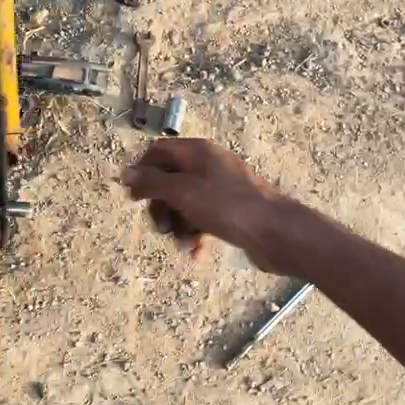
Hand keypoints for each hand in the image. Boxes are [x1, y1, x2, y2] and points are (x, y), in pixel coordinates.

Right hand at [122, 139, 293, 261]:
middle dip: (160, 207)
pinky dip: (195, 234)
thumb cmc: (228, 207)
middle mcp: (208, 166)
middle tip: (161, 228)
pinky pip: (201, 219)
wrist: (277, 234)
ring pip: (183, 204)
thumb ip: (152, 182)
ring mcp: (220, 189)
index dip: (142, 172)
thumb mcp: (184, 192)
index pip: (157, 152)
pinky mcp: (229, 211)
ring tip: (183, 244)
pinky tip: (197, 252)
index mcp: (198, 152)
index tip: (134, 198)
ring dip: (177, 225)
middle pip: (168, 181)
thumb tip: (127, 173)